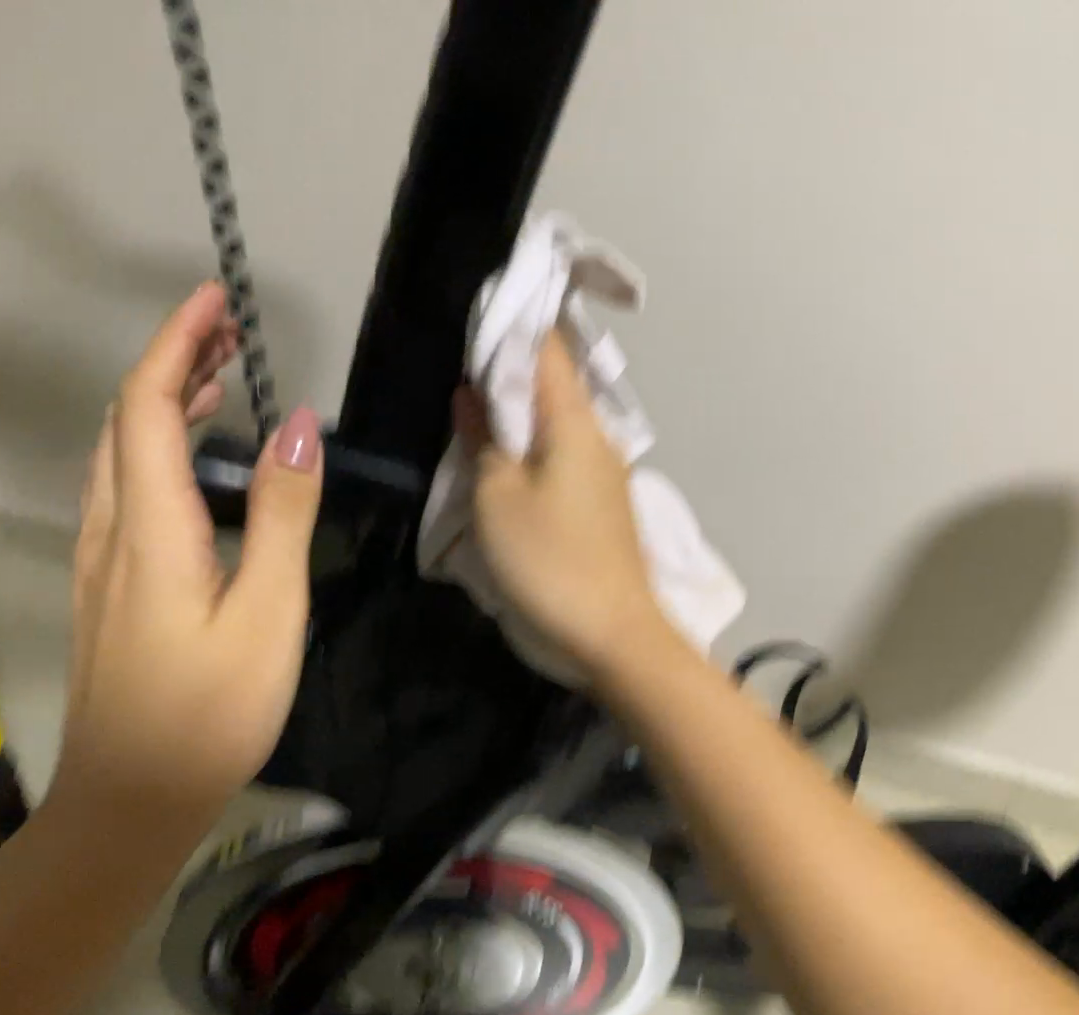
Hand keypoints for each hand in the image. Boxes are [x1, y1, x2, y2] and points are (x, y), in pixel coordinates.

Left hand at [59, 283, 323, 820]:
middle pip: (124, 422)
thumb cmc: (213, 708)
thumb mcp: (270, 610)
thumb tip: (299, 424)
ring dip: (162, 405)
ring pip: (120, 457)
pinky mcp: (110, 589)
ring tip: (219, 381)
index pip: (146, 407)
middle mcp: (112, 530)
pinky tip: (198, 468)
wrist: (131, 799)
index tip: (216, 300)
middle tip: (229, 333)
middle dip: (170, 363)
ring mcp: (102, 562)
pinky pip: (127, 491)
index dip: (175, 344)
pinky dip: (158, 450)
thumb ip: (284, 514)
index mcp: (151, 527)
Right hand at [455, 331, 673, 671]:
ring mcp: (609, 470)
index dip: (514, 326)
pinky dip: (537, 445)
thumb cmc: (549, 560)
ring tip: (478, 412)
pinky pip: (568, 454)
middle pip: (555, 383)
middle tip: (463, 369)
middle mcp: (600, 435)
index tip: (478, 316)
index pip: (548, 348)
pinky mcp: (606, 502)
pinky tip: (511, 458)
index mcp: (574, 421)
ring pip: (560, 421)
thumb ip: (484, 438)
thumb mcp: (497, 497)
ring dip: (522, 412)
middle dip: (511, 371)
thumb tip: (473, 394)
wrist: (615, 634)